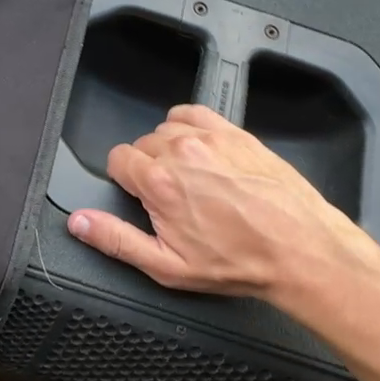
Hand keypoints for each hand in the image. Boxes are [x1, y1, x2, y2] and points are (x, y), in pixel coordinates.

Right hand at [65, 105, 379, 301]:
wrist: (300, 250)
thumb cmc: (239, 262)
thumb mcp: (167, 266)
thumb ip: (115, 239)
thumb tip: (79, 222)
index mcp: (159, 182)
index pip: (117, 158)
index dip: (126, 180)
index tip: (143, 197)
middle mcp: (182, 152)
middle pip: (142, 144)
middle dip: (150, 168)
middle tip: (173, 198)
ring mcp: (211, 138)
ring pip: (166, 130)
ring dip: (170, 150)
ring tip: (193, 180)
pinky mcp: (236, 133)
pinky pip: (194, 114)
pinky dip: (189, 128)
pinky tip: (201, 153)